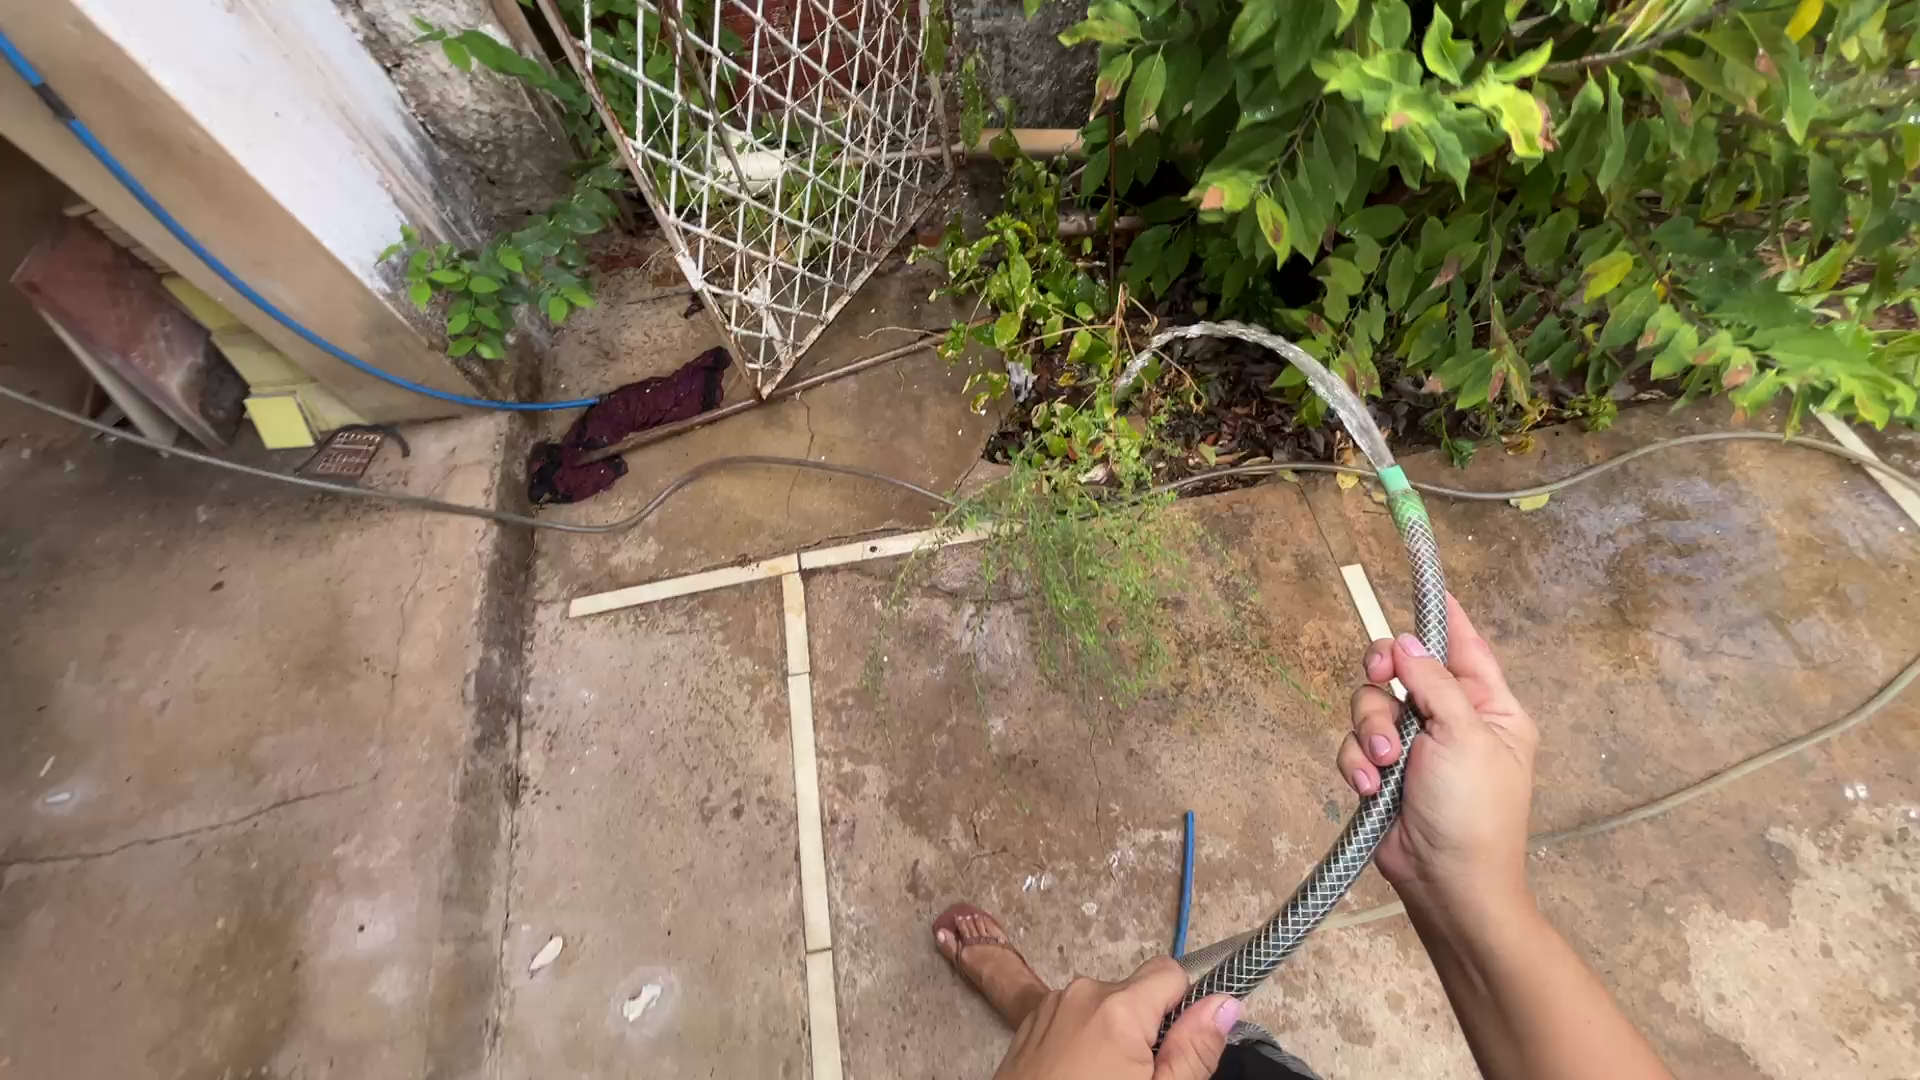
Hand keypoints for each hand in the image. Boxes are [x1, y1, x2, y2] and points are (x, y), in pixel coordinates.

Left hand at [992, 956, 1239, 1079]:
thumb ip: (1193, 1052)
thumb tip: (1226, 1003)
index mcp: (1119, 1007)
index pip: (1170, 972)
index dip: (1185, 1008)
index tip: (1181, 1050)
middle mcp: (1084, 990)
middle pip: (1137, 993)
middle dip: (1149, 1031)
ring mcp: (1053, 1002)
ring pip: (1106, 1007)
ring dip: (1116, 1038)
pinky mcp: (1032, 1019)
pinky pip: (1076, 1017)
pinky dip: (1087, 1041)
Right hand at [1337, 594, 1537, 920]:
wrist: (1445, 880)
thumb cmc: (1475, 811)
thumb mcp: (1467, 738)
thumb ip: (1434, 683)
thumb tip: (1406, 641)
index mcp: (1487, 707)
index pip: (1465, 648)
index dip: (1445, 617)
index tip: (1428, 586)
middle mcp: (1446, 717)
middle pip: (1400, 668)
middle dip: (1384, 678)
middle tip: (1380, 677)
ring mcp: (1410, 743)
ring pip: (1368, 703)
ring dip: (1369, 732)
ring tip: (1383, 766)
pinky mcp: (1378, 767)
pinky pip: (1352, 742)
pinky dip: (1357, 763)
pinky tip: (1370, 788)